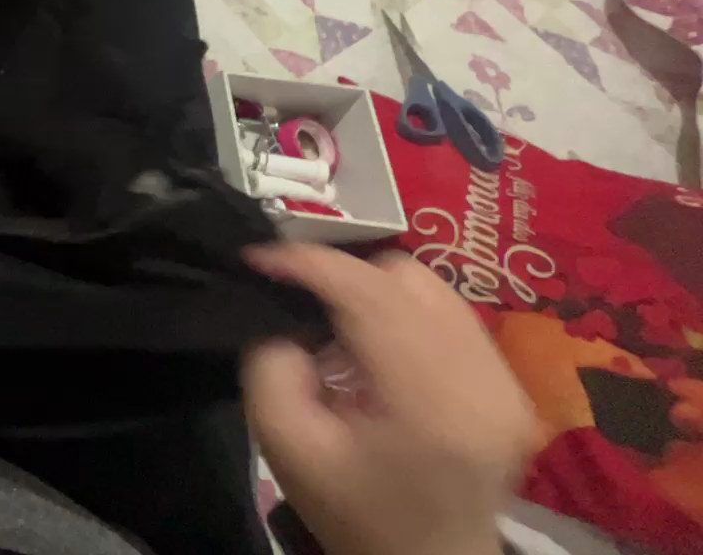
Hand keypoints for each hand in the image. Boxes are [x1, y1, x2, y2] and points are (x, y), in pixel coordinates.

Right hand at [242, 244, 535, 554]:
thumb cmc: (347, 505)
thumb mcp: (280, 435)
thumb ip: (272, 359)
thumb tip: (288, 315)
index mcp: (432, 405)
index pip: (370, 296)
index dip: (307, 262)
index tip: (255, 256)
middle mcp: (485, 383)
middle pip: (403, 277)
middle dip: (334, 269)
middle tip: (286, 285)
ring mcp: (506, 382)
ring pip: (426, 283)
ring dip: (365, 282)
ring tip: (324, 308)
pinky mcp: (506, 382)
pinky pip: (443, 306)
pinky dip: (392, 301)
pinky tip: (363, 330)